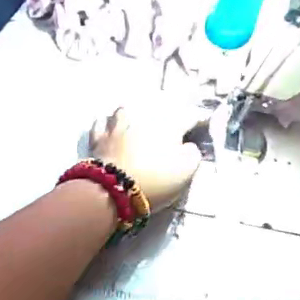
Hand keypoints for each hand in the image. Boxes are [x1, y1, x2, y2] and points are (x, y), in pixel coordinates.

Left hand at [87, 104, 203, 213]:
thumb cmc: (155, 180)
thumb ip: (193, 154)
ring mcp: (118, 127)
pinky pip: (101, 124)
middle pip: (156, 109)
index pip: (189, 116)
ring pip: (125, 111)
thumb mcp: (186, 171)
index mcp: (168, 126)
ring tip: (133, 122)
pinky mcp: (98, 139)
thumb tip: (189, 146)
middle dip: (163, 116)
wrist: (114, 190)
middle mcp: (142, 119)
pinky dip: (106, 124)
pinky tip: (107, 126)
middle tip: (166, 127)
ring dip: (131, 115)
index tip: (201, 124)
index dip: (197, 120)